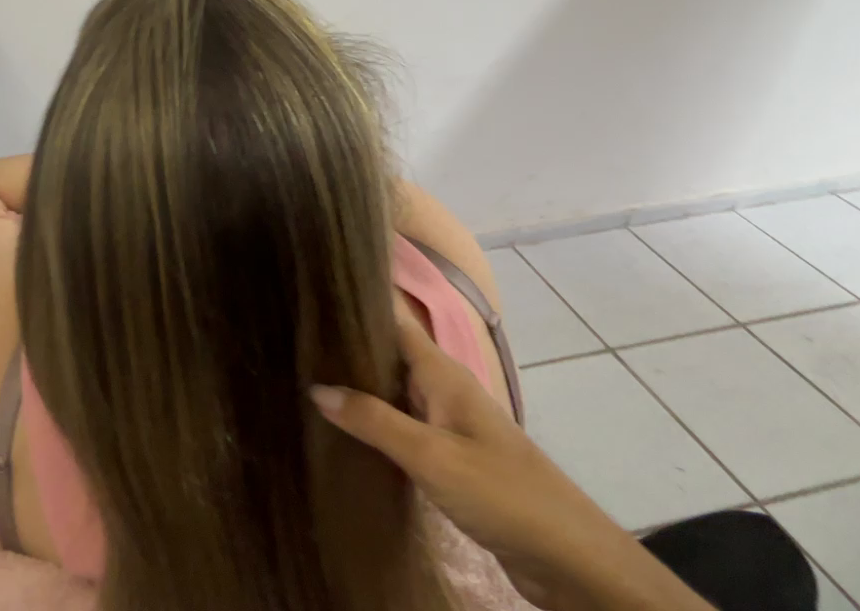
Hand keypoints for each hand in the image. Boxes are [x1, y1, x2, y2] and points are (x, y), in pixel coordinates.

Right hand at [311, 302, 712, 610]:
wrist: (567, 556)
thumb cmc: (500, 491)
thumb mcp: (430, 454)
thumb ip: (373, 420)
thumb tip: (317, 387)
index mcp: (443, 375)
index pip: (394, 325)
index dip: (356, 311)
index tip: (310, 304)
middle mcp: (445, 391)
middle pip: (390, 358)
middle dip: (347, 352)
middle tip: (293, 349)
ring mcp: (450, 426)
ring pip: (395, 395)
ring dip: (359, 392)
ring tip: (303, 384)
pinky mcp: (452, 459)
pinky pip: (404, 430)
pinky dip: (375, 427)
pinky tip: (344, 436)